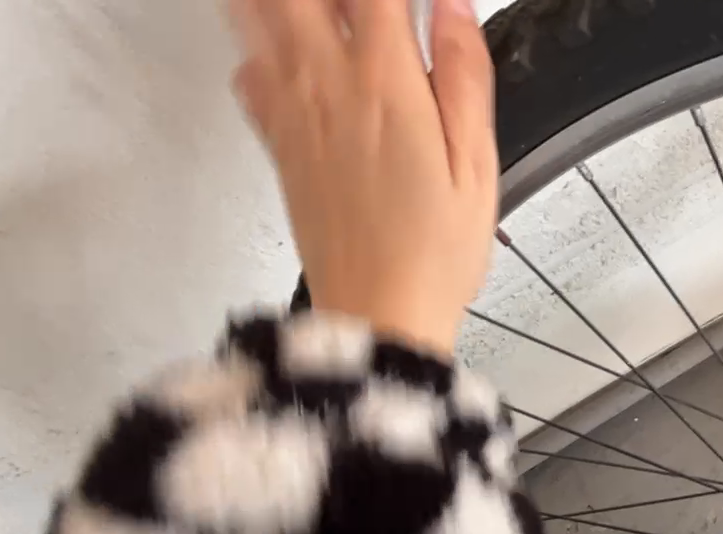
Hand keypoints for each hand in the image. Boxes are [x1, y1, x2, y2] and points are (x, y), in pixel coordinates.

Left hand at [231, 0, 496, 355]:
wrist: (380, 314)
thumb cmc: (434, 254)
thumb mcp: (476, 170)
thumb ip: (466, 79)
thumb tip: (453, 7)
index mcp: (387, 84)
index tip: (419, 4)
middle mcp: (326, 82)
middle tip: (368, 14)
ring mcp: (291, 109)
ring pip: (255, 7)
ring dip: (286, 2)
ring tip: (327, 22)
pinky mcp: (277, 143)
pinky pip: (246, 68)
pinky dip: (260, 44)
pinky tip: (296, 59)